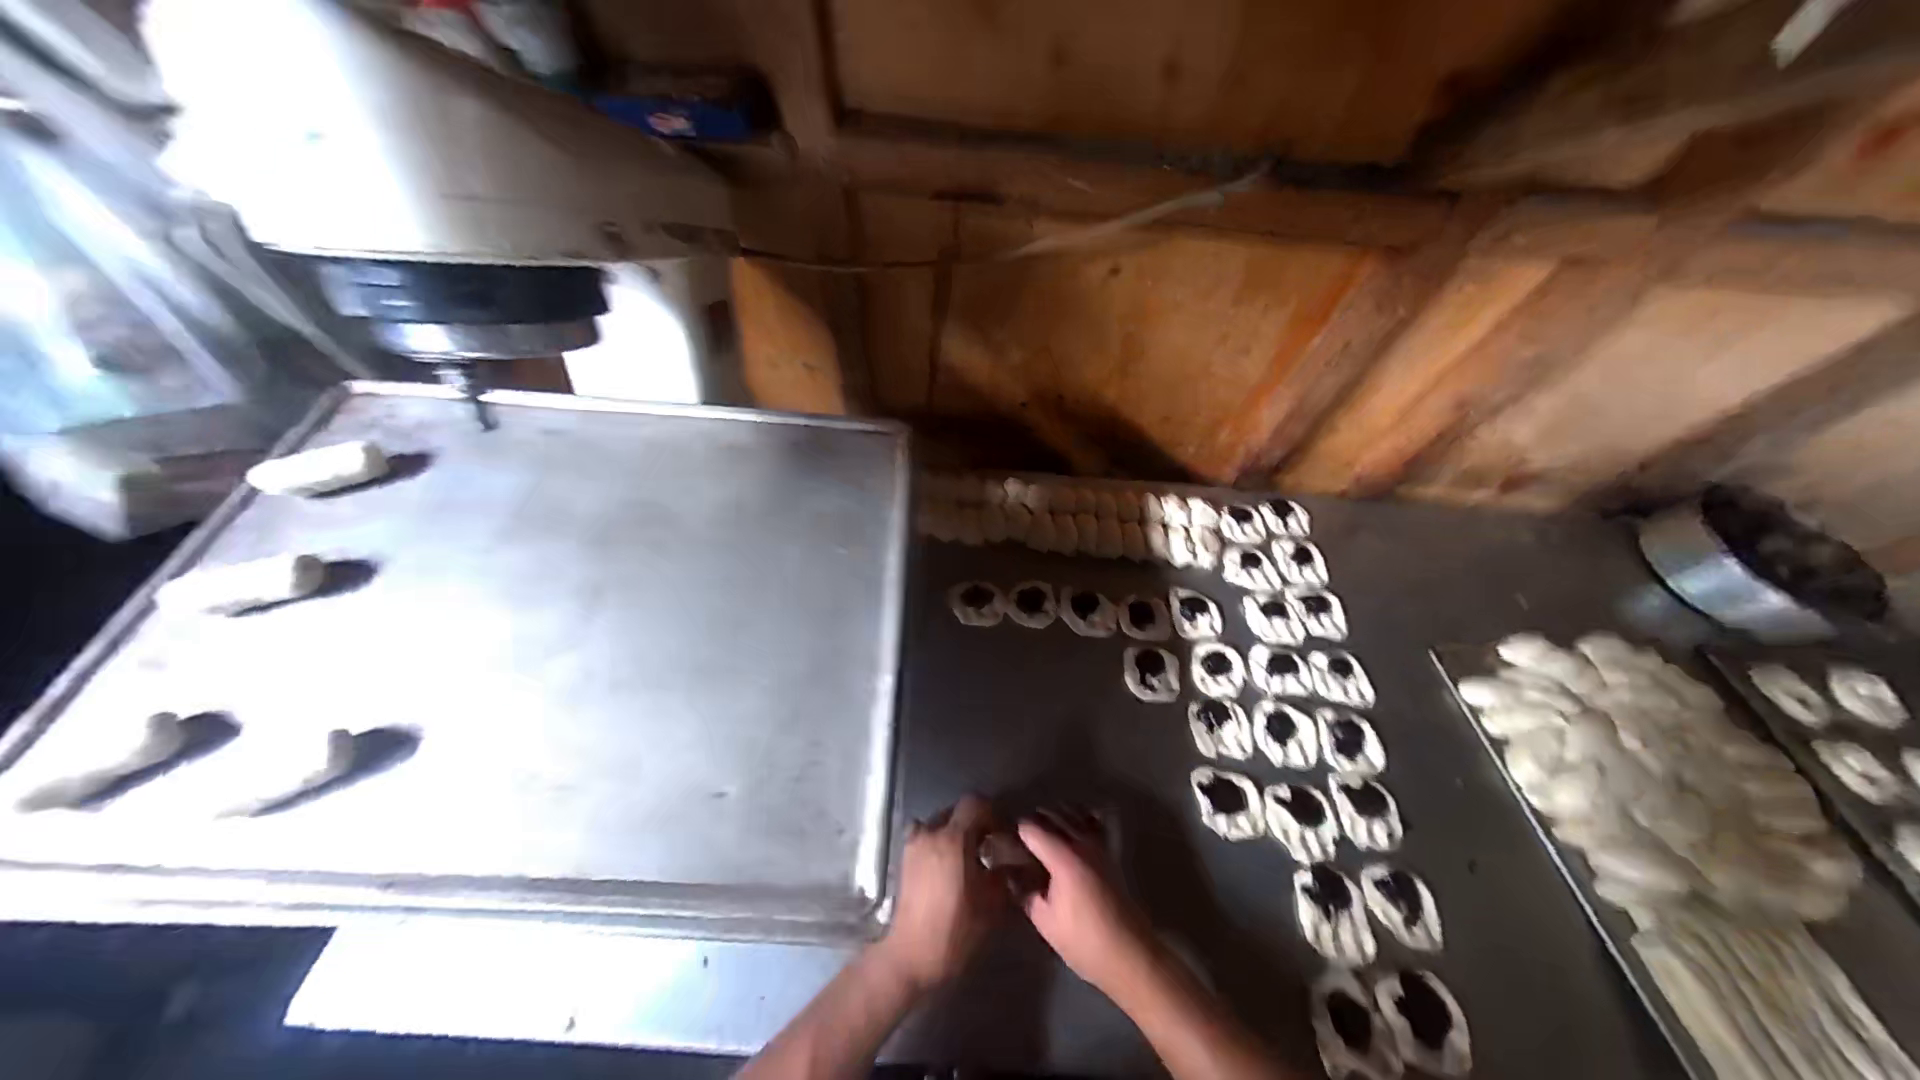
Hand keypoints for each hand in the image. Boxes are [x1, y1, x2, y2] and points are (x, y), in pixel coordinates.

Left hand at [872, 794, 1006, 993]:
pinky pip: (926, 836)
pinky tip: (950, 864)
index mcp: (953, 838)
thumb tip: (1016, 862)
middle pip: (957, 811)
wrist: (913, 955)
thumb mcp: (992, 903)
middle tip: (992, 845)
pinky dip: (939, 841)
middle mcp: (930, 832)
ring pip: (940, 822)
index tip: (1005, 833)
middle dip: (976, 822)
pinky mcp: (905, 858)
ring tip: (970, 856)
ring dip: (957, 831)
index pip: (975, 803)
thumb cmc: (956, 929)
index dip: (993, 812)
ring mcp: (913, 844)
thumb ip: (1005, 875)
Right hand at [1019, 809, 1160, 996]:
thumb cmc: (1083, 941)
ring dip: (1055, 815)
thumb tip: (1010, 875)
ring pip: (1073, 814)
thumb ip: (1024, 892)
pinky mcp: (1110, 853)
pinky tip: (1071, 826)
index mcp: (1063, 858)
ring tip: (1041, 830)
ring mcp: (1099, 845)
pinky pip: (1093, 823)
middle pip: (1052, 815)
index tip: (1004, 841)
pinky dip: (1080, 817)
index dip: (1015, 832)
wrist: (1129, 954)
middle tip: (1018, 838)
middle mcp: (1082, 843)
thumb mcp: (1045, 921)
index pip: (1032, 828)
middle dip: (1033, 821)